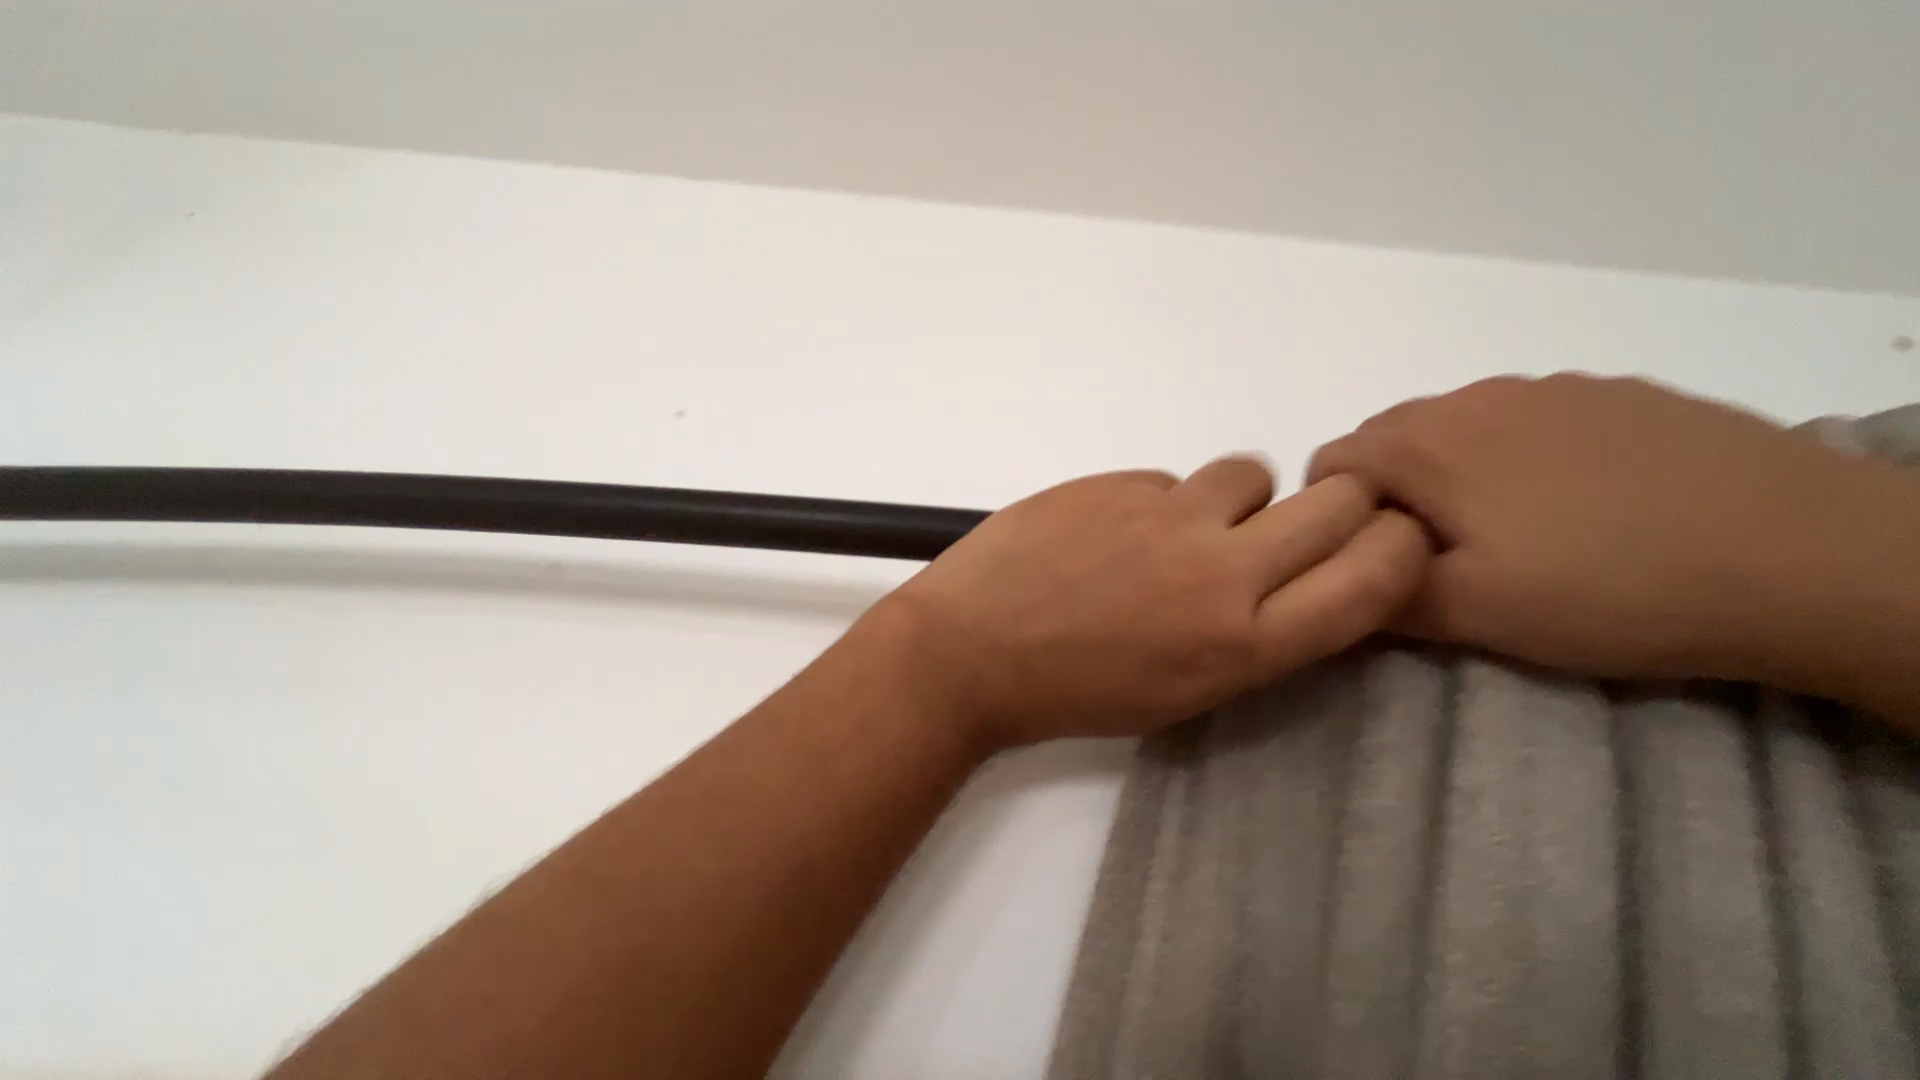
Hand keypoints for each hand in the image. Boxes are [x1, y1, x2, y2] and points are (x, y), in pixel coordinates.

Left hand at [873, 457, 1428, 748]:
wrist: (970, 652)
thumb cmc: (1075, 693)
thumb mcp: (1185, 692)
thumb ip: (1254, 635)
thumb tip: (1297, 579)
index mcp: (1247, 643)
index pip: (1375, 575)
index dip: (1397, 545)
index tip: (1385, 537)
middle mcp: (1224, 571)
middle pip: (1338, 500)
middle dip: (1339, 500)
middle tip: (1298, 519)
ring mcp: (1167, 516)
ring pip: (1250, 472)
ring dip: (1237, 496)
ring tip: (1182, 530)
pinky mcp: (1116, 483)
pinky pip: (1168, 478)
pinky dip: (1157, 501)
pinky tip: (1109, 533)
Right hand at [1307, 373, 1893, 681]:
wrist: (1804, 555)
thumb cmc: (1609, 589)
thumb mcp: (1472, 615)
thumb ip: (1380, 591)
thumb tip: (1338, 572)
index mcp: (1428, 445)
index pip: (1331, 459)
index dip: (1334, 512)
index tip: (1371, 560)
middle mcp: (1478, 397)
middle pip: (1391, 434)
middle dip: (1390, 489)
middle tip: (1436, 554)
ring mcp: (1555, 387)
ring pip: (1462, 423)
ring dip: (1454, 470)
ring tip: (1514, 531)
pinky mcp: (1621, 392)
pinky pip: (1531, 416)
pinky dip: (1521, 454)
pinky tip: (1582, 504)